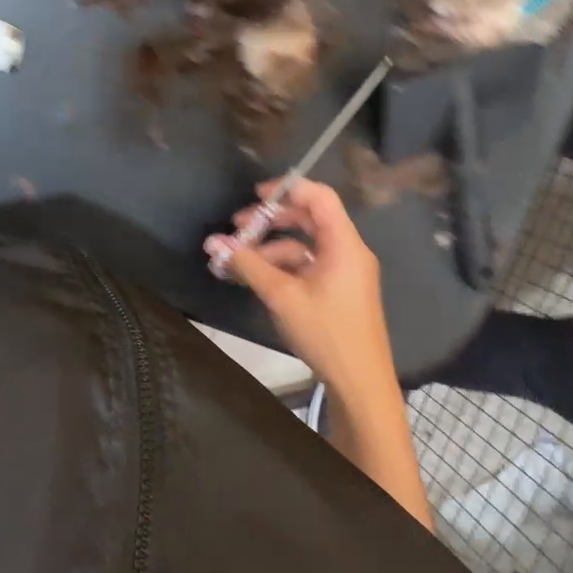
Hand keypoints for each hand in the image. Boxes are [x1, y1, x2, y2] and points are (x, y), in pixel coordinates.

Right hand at [204, 179, 394, 392]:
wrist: (360, 383)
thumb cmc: (326, 332)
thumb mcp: (280, 295)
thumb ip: (246, 264)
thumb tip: (213, 242)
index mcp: (344, 244)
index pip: (319, 197)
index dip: (287, 189)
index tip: (255, 197)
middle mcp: (348, 251)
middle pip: (308, 218)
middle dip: (270, 220)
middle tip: (238, 227)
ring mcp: (344, 272)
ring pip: (303, 244)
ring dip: (270, 247)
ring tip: (238, 262)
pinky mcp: (338, 290)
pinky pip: (307, 264)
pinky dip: (281, 266)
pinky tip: (255, 279)